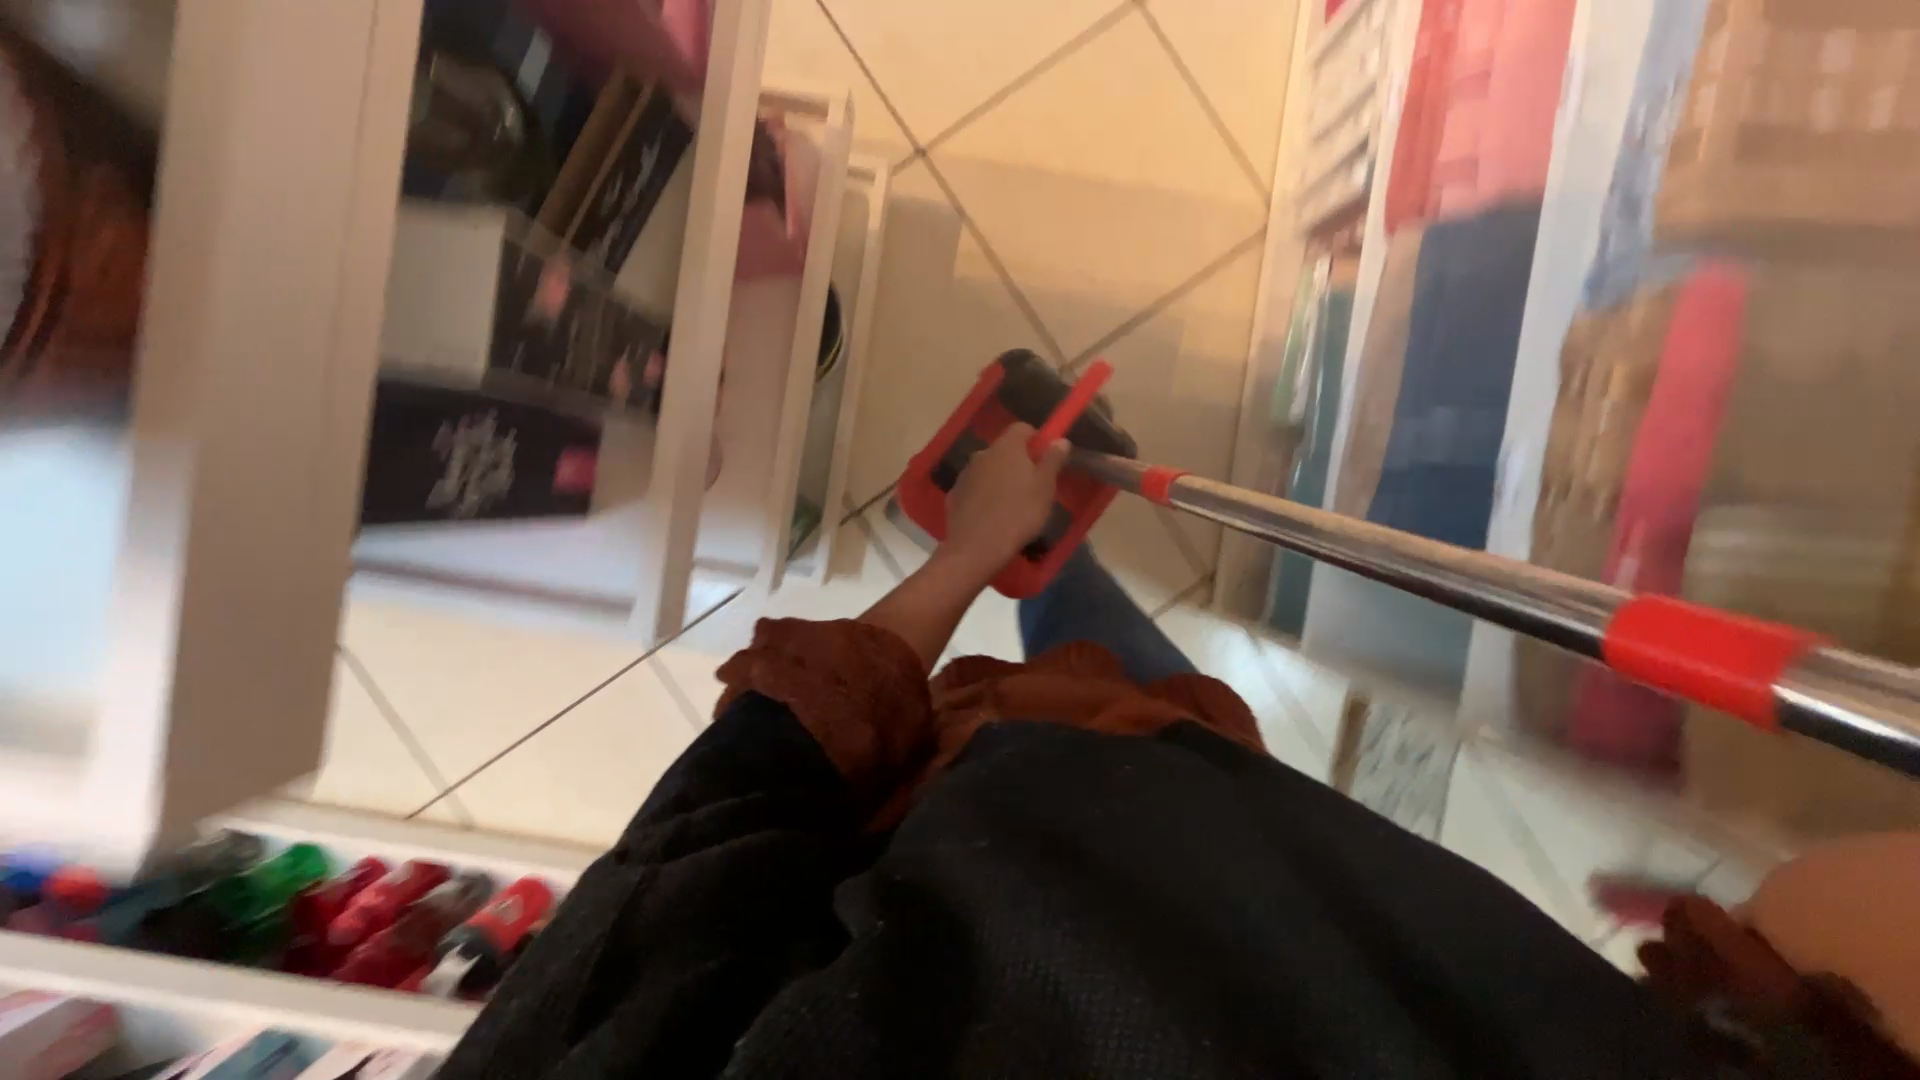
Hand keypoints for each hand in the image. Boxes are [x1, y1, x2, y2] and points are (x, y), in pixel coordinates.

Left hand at [936, 423, 1067, 581]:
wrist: (977, 547)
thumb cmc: (1019, 514)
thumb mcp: (1045, 488)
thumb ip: (1052, 460)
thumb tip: (1059, 439)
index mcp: (1006, 447)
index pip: (1022, 429)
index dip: (1035, 440)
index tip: (1045, 459)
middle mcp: (982, 454)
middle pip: (1003, 450)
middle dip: (1017, 462)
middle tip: (1031, 486)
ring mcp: (964, 474)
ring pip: (987, 470)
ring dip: (999, 479)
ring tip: (1011, 504)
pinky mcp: (954, 495)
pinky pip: (973, 489)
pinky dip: (983, 496)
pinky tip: (991, 516)